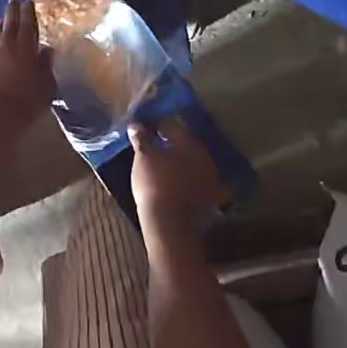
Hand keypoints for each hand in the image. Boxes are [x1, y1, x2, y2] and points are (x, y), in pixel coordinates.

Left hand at [0, 0, 54, 123]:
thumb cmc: (28, 98)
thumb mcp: (46, 83)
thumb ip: (46, 65)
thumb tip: (47, 51)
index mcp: (24, 48)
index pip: (27, 25)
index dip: (28, 13)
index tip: (27, 1)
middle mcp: (6, 48)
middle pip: (9, 26)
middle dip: (11, 12)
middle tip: (12, 0)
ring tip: (1, 20)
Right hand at [128, 118, 225, 234]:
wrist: (169, 223)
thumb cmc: (154, 185)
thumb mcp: (143, 158)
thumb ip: (141, 139)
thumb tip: (136, 125)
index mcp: (189, 143)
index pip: (173, 125)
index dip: (157, 124)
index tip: (144, 128)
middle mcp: (204, 156)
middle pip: (186, 142)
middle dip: (170, 141)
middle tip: (152, 144)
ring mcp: (210, 177)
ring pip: (193, 160)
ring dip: (179, 159)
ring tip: (161, 163)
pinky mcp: (209, 196)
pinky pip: (196, 179)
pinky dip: (185, 176)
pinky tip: (174, 181)